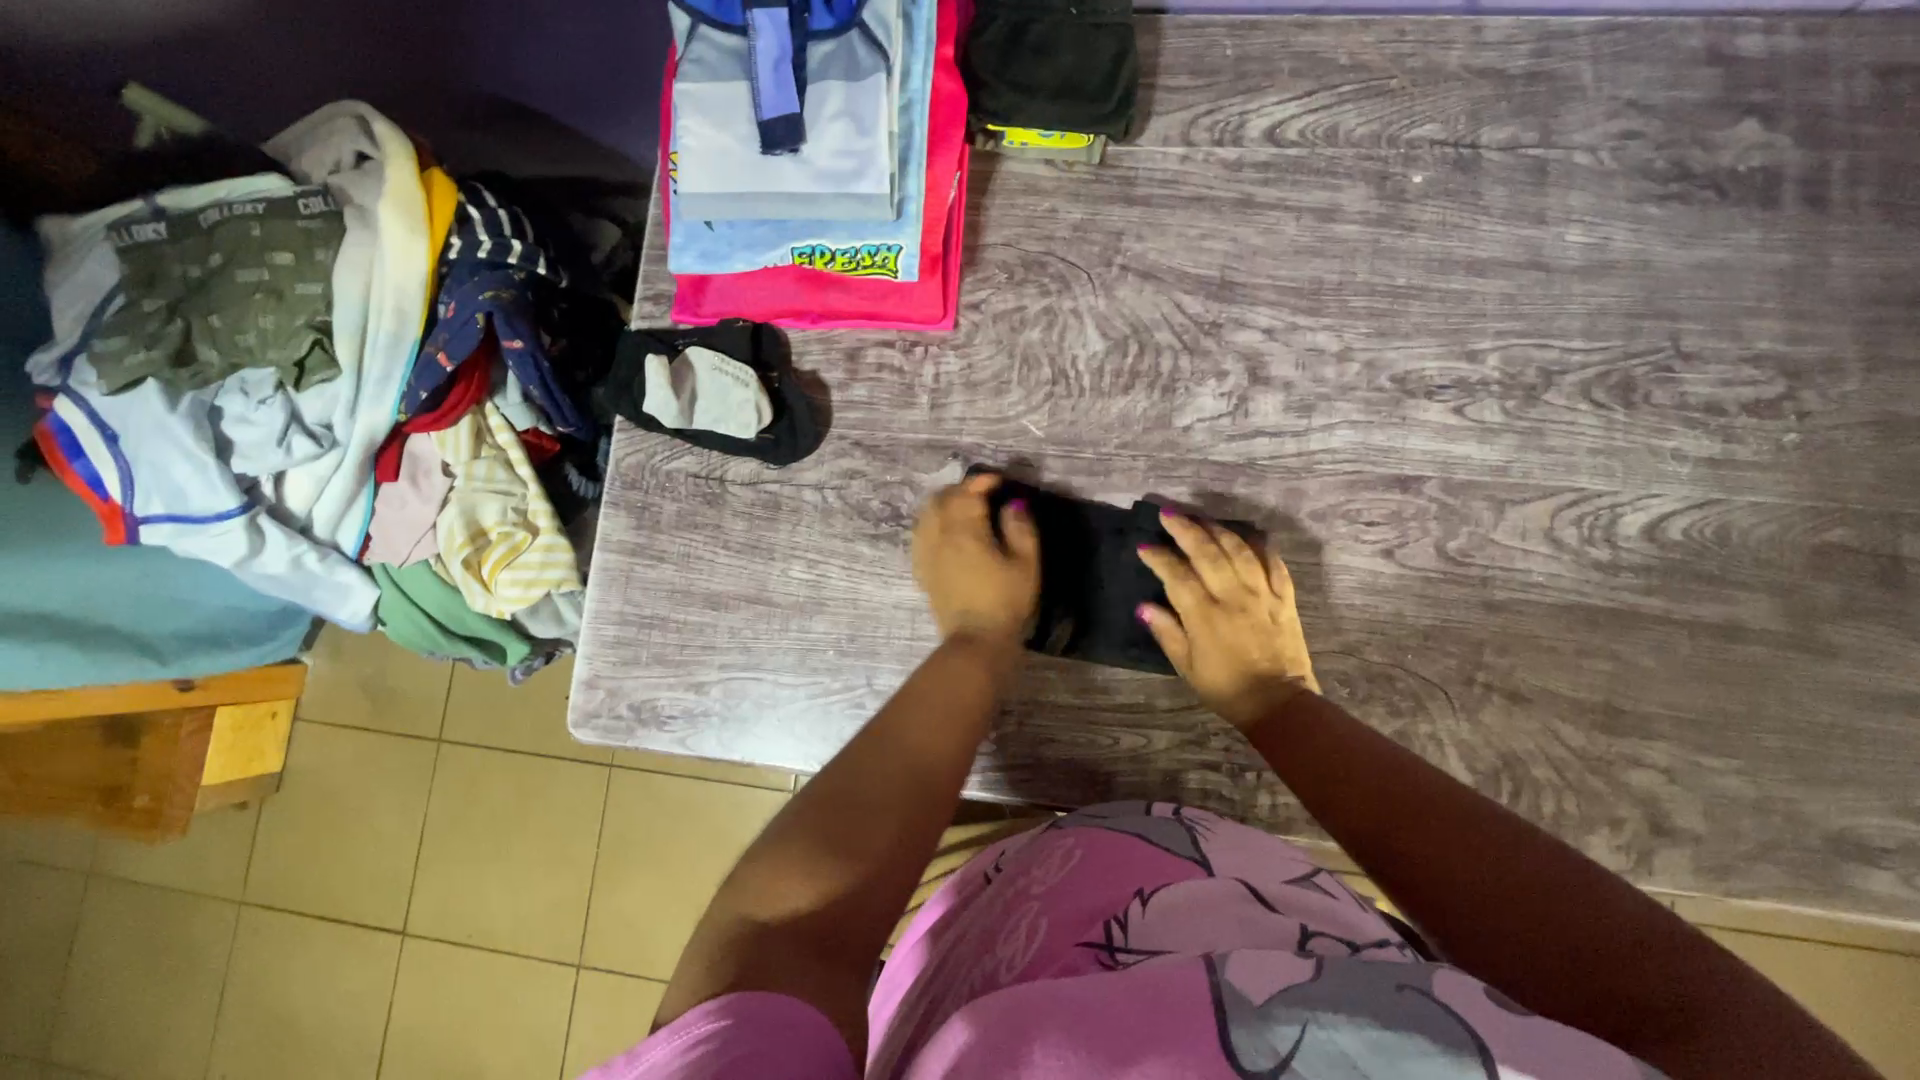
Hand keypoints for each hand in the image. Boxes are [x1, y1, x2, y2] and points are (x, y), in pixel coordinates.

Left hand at [911, 473, 1039, 646]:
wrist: (976, 640)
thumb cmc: (1005, 602)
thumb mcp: (1026, 564)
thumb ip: (1020, 528)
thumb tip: (1012, 505)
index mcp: (964, 531)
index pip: (967, 493)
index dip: (982, 481)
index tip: (999, 482)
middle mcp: (939, 536)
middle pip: (942, 499)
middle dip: (961, 489)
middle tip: (983, 493)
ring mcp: (926, 553)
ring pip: (926, 514)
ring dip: (943, 503)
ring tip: (963, 507)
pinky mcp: (922, 570)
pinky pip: (920, 534)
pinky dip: (932, 522)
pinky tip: (945, 530)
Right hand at [1137, 512, 1319, 731]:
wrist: (1278, 702)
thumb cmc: (1225, 688)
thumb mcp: (1186, 667)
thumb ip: (1167, 632)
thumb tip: (1145, 606)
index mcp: (1205, 616)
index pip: (1177, 575)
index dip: (1159, 558)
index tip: (1144, 547)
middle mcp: (1233, 597)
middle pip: (1207, 552)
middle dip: (1185, 529)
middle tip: (1169, 513)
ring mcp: (1262, 595)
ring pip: (1239, 550)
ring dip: (1219, 530)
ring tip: (1202, 519)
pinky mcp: (1284, 599)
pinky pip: (1274, 564)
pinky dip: (1260, 546)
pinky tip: (1248, 537)